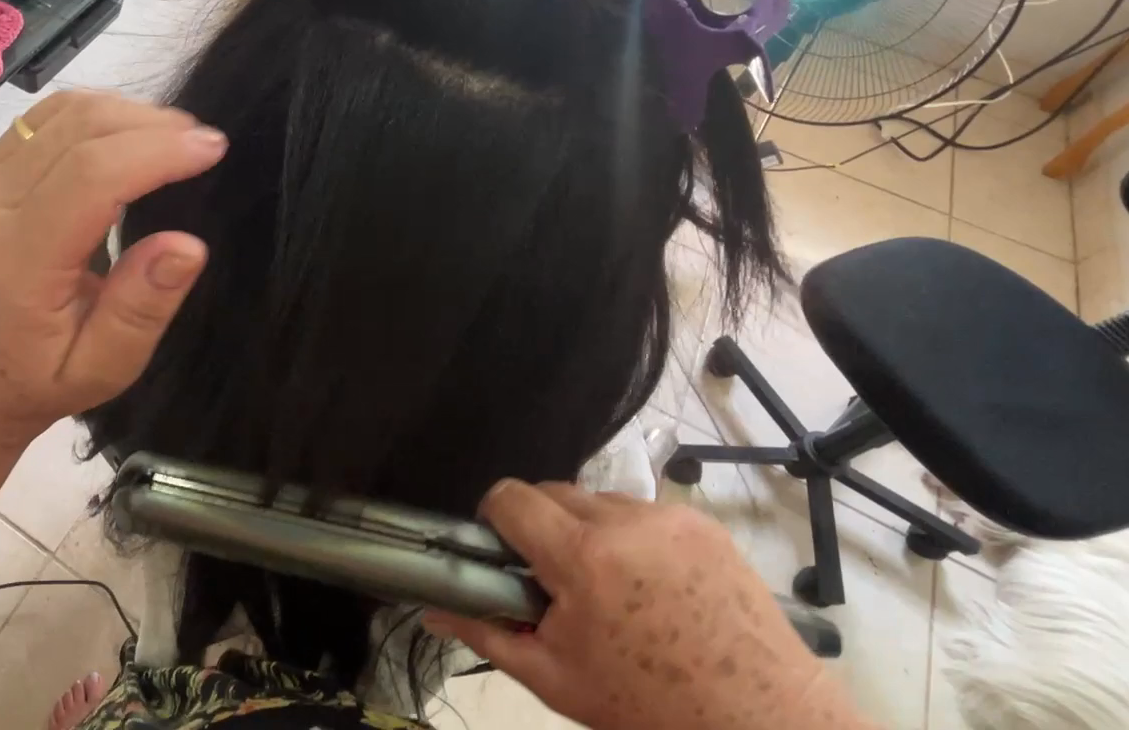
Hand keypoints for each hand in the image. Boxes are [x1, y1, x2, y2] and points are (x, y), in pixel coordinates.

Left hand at [0, 91, 225, 447]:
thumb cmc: (42, 376)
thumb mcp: (103, 368)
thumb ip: (141, 309)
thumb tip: (188, 245)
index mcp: (18, 259)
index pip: (90, 176)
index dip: (156, 151)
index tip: (214, 149)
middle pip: (80, 129)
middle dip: (154, 125)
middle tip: (207, 145)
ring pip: (67, 111)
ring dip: (131, 113)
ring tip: (178, 142)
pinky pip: (51, 116)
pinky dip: (102, 114)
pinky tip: (134, 138)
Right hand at [425, 481, 871, 729]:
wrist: (767, 728)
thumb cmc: (649, 708)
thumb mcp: (556, 679)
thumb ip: (487, 634)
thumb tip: (431, 611)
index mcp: (582, 557)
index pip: (509, 496)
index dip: (495, 520)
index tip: (504, 555)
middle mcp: (624, 521)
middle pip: (551, 491)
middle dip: (542, 527)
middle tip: (557, 580)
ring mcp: (670, 517)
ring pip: (596, 499)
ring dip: (587, 529)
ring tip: (612, 587)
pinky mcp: (704, 523)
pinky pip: (642, 511)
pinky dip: (632, 537)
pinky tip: (652, 586)